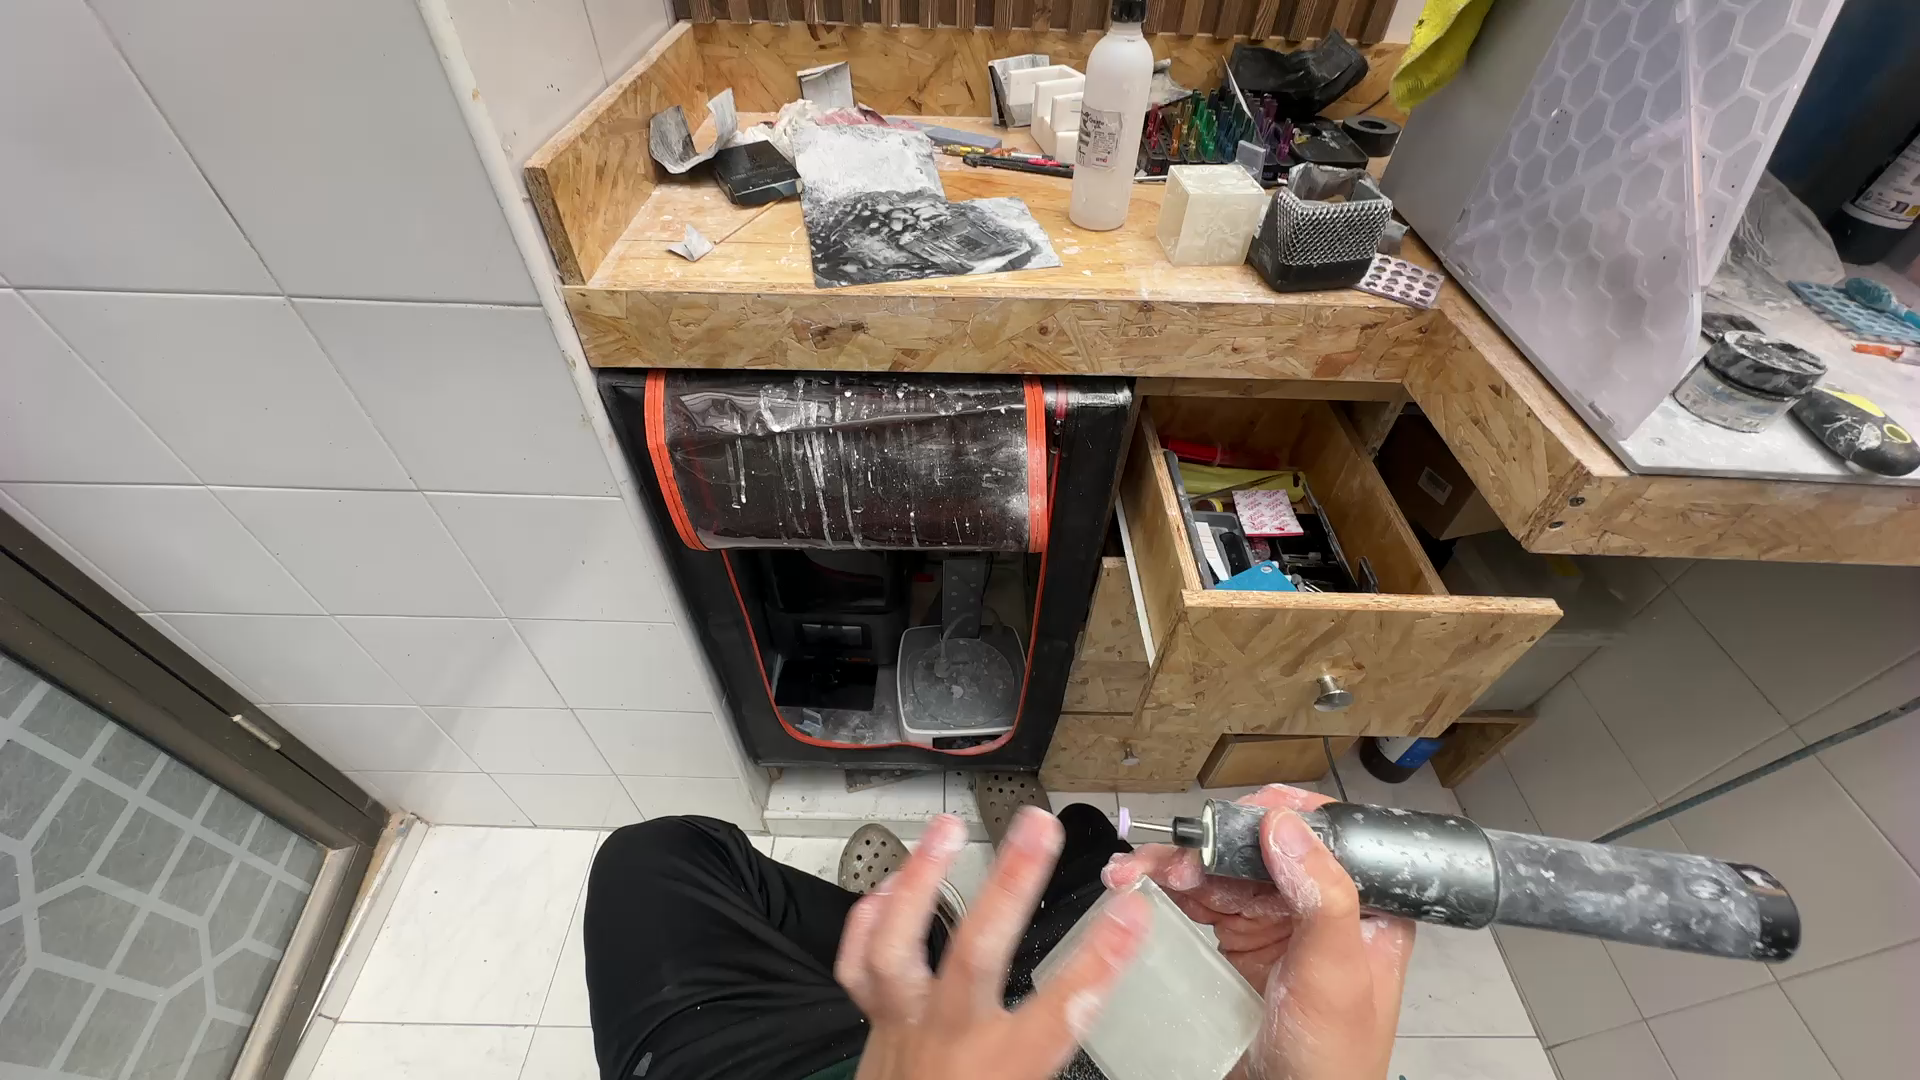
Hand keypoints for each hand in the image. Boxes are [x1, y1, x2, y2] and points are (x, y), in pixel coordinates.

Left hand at [835, 808, 1150, 1079]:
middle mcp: (947, 1046)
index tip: (1132, 912)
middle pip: (977, 954)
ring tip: (946, 827)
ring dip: (922, 877)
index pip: (1059, 1015)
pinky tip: (891, 881)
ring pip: (899, 946)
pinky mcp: (872, 1023)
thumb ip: (1052, 1057)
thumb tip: (1084, 1013)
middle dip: (1012, 882)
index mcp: (997, 1076)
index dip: (1100, 959)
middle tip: (1040, 827)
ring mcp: (902, 1029)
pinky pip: (856, 965)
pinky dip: (867, 917)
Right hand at [1103, 784, 1413, 1079]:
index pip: (1321, 831)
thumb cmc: (1331, 1064)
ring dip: (1173, 861)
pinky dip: (1164, 883)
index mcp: (1360, 904)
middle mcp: (1315, 901)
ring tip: (1137, 871)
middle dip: (1207, 844)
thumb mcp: (1334, 979)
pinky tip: (1138, 880)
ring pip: (1219, 864)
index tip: (1231, 822)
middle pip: (1255, 844)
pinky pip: (1197, 892)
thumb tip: (1286, 824)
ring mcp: (1272, 917)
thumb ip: (1322, 899)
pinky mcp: (1236, 934)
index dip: (1275, 813)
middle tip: (1175, 860)